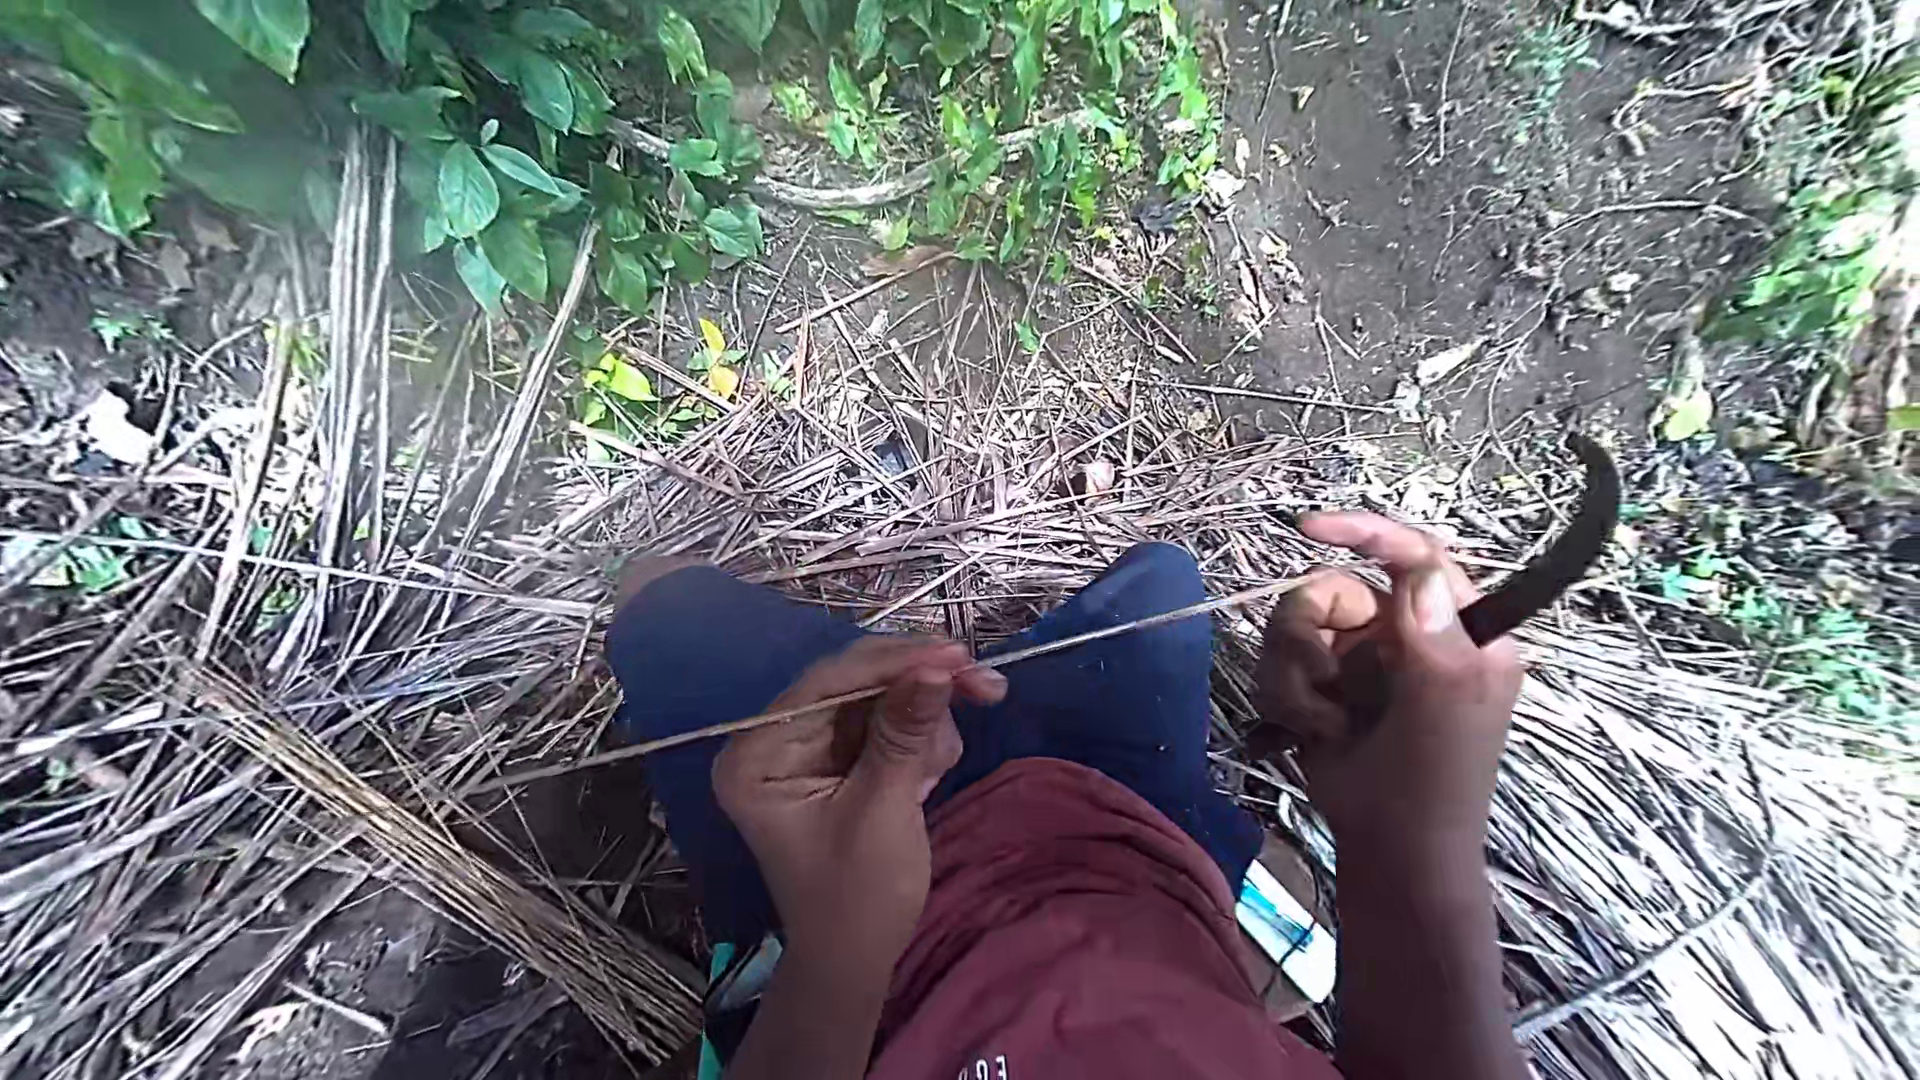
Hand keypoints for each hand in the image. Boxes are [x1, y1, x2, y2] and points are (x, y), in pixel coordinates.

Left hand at [714, 638, 1005, 972]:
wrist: (859, 957)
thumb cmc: (856, 900)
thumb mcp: (881, 813)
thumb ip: (905, 735)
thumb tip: (939, 668)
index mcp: (759, 752)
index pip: (828, 682)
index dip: (894, 663)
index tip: (956, 655)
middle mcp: (781, 734)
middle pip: (860, 678)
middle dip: (922, 684)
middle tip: (985, 684)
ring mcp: (816, 739)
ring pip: (886, 693)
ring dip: (927, 723)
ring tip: (931, 779)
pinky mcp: (847, 748)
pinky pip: (895, 716)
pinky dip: (924, 738)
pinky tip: (925, 781)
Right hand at [1257, 513, 1520, 855]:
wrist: (1387, 843)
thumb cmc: (1433, 784)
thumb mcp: (1446, 717)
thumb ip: (1440, 646)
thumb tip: (1422, 574)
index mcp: (1452, 630)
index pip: (1413, 557)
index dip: (1364, 531)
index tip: (1307, 527)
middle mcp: (1399, 632)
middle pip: (1329, 590)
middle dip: (1307, 636)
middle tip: (1317, 680)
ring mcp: (1356, 655)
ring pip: (1291, 625)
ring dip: (1292, 675)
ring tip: (1315, 719)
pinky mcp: (1318, 678)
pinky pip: (1275, 659)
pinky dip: (1282, 693)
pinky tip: (1305, 726)